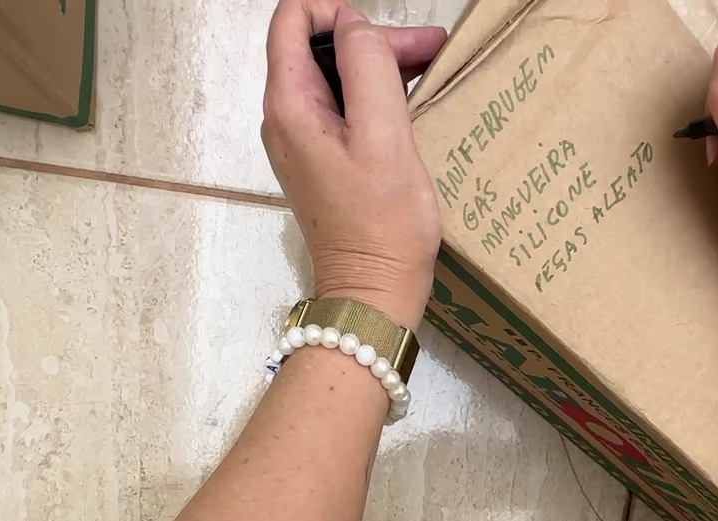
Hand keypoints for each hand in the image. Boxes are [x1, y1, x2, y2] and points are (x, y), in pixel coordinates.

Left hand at [263, 0, 446, 327]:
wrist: (375, 295)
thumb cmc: (383, 226)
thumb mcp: (384, 136)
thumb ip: (367, 65)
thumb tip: (356, 28)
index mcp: (290, 106)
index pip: (294, 18)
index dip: (341, 13)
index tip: (391, 39)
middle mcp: (286, 122)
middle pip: (319, 49)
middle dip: (373, 42)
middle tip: (431, 51)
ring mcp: (303, 148)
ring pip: (336, 82)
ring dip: (380, 72)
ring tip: (429, 73)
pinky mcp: (324, 169)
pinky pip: (344, 117)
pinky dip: (376, 104)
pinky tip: (411, 110)